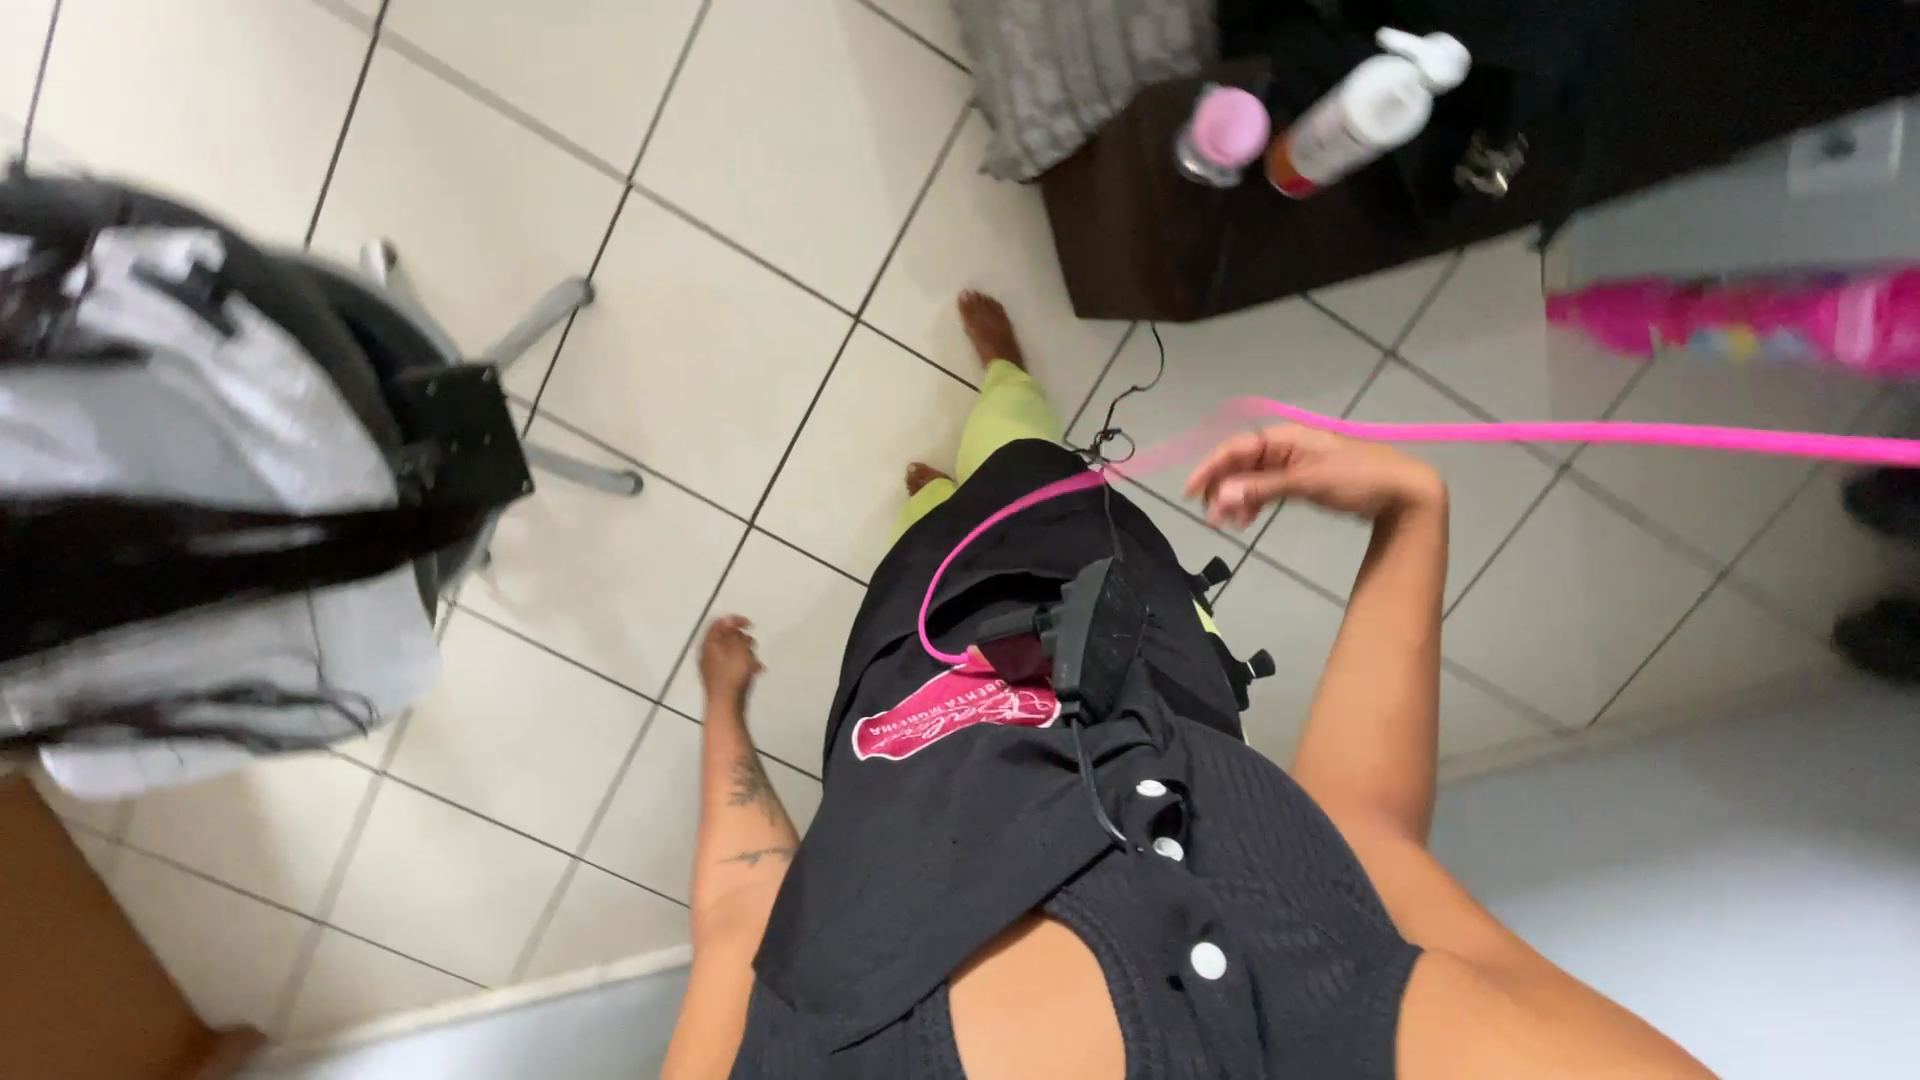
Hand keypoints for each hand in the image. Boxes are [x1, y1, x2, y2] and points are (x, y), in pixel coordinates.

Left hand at [699, 615, 763, 704]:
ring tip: (755, 661)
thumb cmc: (733, 675)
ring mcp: (714, 666)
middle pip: (726, 637)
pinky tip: (756, 670)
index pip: (719, 623)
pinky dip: (745, 664)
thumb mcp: (739, 650)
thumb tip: (736, 629)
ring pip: (732, 651)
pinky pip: (734, 664)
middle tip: (751, 645)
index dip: (735, 620)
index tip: (750, 625)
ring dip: (746, 652)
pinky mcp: (722, 677)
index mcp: (710, 644)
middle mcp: (709, 653)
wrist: (726, 705)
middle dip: (743, 639)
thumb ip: (738, 636)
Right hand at [1184, 425, 1444, 527]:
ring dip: (1235, 499)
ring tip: (1228, 523)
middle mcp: (1284, 448)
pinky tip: (1245, 520)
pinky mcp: (1299, 482)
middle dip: (1221, 488)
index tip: (1190, 492)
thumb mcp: (1309, 483)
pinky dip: (1252, 504)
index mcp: (1285, 438)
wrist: (1402, 492)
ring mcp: (1291, 465)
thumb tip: (1221, 495)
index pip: (1236, 448)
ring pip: (1250, 479)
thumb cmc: (1358, 479)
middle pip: (1239, 464)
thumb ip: (1263, 488)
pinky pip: (1265, 490)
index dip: (1210, 468)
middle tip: (1210, 516)